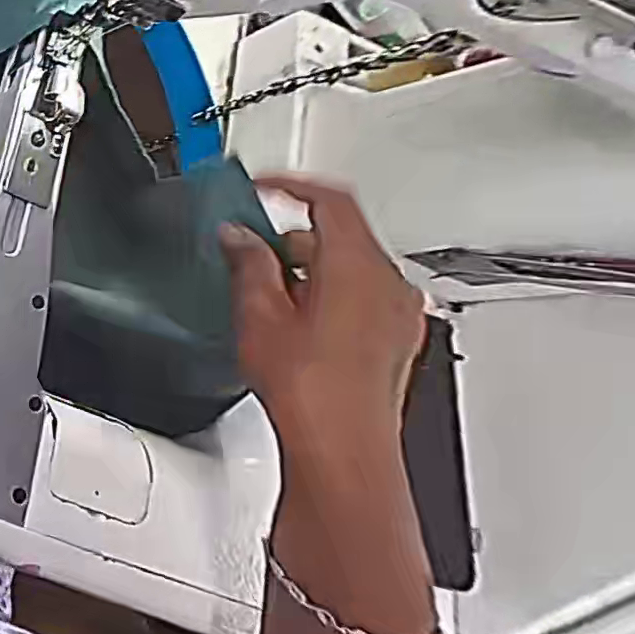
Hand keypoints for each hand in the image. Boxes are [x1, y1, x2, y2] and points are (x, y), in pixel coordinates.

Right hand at [217, 176, 425, 466]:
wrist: (340, 448)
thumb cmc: (309, 390)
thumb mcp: (259, 314)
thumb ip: (248, 263)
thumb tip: (239, 237)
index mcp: (358, 268)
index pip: (330, 200)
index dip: (292, 185)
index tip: (262, 186)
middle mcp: (388, 285)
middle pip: (338, 234)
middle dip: (288, 237)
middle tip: (245, 251)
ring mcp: (396, 314)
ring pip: (347, 266)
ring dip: (304, 267)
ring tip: (261, 297)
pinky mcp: (393, 337)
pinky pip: (359, 294)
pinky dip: (325, 291)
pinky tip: (289, 321)